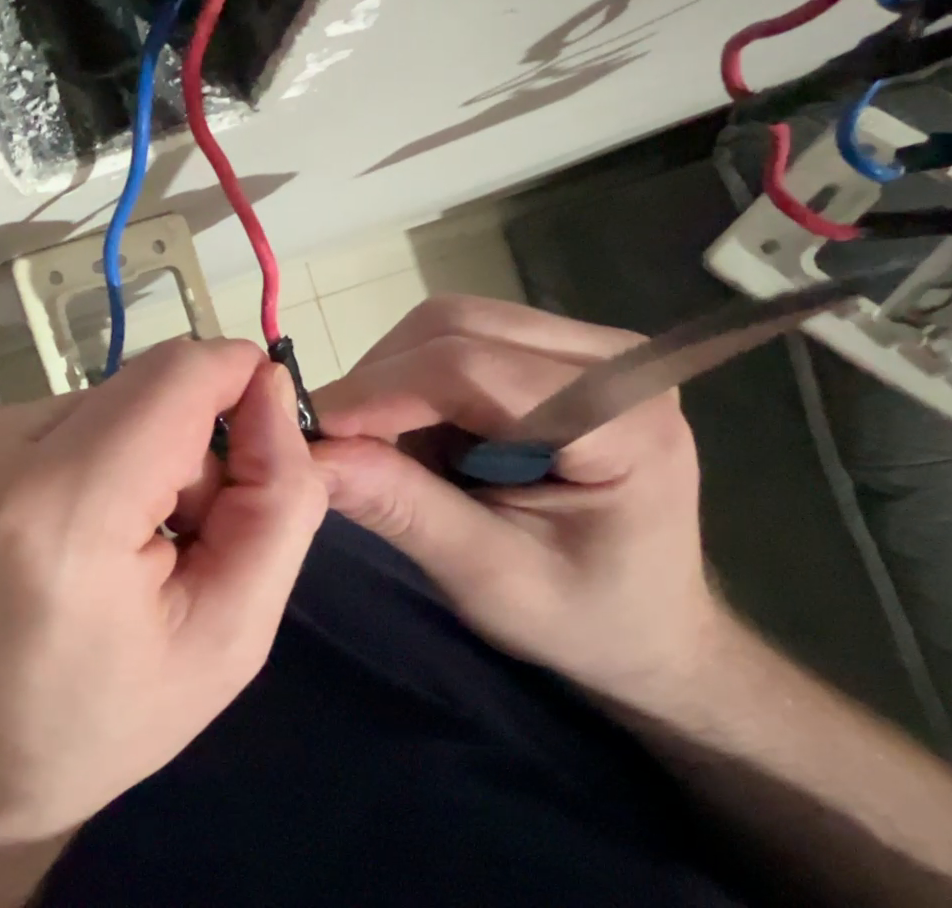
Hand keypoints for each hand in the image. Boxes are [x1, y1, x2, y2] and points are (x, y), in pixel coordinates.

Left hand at [0, 339, 327, 849]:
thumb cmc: (95, 725)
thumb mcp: (226, 638)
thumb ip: (273, 501)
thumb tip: (266, 388)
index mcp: (55, 513)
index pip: (174, 377)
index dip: (236, 381)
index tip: (262, 431)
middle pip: (132, 391)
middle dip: (177, 448)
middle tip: (168, 544)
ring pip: (87, 403)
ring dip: (121, 456)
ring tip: (103, 552)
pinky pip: (37, 422)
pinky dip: (71, 462)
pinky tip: (55, 536)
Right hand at [310, 296, 722, 708]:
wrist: (644, 626)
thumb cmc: (578, 617)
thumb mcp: (486, 577)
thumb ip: (401, 508)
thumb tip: (307, 455)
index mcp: (623, 421)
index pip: (471, 370)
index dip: (377, 393)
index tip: (306, 434)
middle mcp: (615, 362)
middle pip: (454, 328)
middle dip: (378, 383)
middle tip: (336, 447)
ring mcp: (589, 350)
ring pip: (448, 324)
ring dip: (391, 381)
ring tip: (384, 450)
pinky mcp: (558, 354)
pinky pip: (457, 339)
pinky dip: (411, 382)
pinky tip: (418, 436)